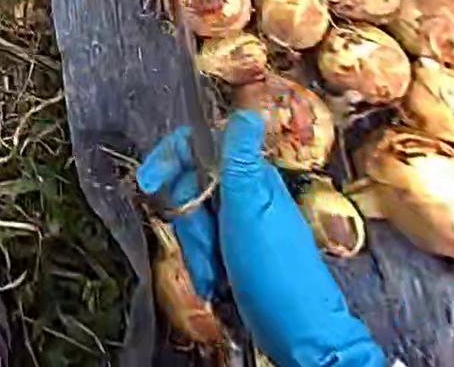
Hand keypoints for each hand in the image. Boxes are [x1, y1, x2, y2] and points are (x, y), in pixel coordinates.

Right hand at [141, 112, 386, 366]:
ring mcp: (238, 221)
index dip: (168, 159)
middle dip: (187, 218)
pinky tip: (215, 282)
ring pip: (192, 216)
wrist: (304, 342)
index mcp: (248, 173)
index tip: (149, 184)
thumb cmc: (276, 274)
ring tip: (214, 273)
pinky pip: (201, 243)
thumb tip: (247, 111)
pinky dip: (201, 263)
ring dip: (194, 247)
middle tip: (204, 247)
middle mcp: (243, 191)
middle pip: (188, 182)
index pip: (196, 144)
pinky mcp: (234, 249)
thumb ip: (239, 158)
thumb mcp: (250, 209)